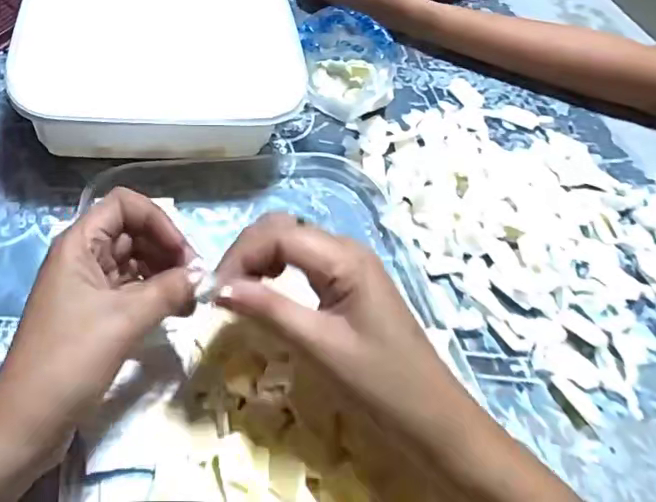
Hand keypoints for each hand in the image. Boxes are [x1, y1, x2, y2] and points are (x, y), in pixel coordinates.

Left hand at [0, 189, 197, 500]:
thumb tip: (201, 275)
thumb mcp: (123, 321)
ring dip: (161, 272)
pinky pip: (126, 289)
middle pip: (129, 231)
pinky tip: (172, 311)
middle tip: (195, 281)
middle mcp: (80, 255)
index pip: (123, 204)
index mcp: (78, 242)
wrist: (25, 422)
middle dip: (164, 247)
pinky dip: (150, 294)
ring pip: (130, 261)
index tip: (184, 254)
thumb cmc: (70, 358)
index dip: (157, 220)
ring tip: (189, 300)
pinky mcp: (89, 314)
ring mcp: (83, 285)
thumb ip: (166, 291)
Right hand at [211, 214, 458, 433]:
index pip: (276, 234)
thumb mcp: (320, 349)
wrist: (440, 426)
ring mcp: (349, 264)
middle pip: (281, 228)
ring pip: (290, 240)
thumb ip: (269, 310)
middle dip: (246, 252)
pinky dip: (275, 268)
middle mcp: (346, 249)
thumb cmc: (383, 387)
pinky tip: (265, 291)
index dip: (240, 255)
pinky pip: (303, 259)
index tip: (215, 290)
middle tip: (222, 290)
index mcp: (343, 257)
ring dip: (258, 258)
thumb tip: (218, 288)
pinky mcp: (349, 283)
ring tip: (237, 291)